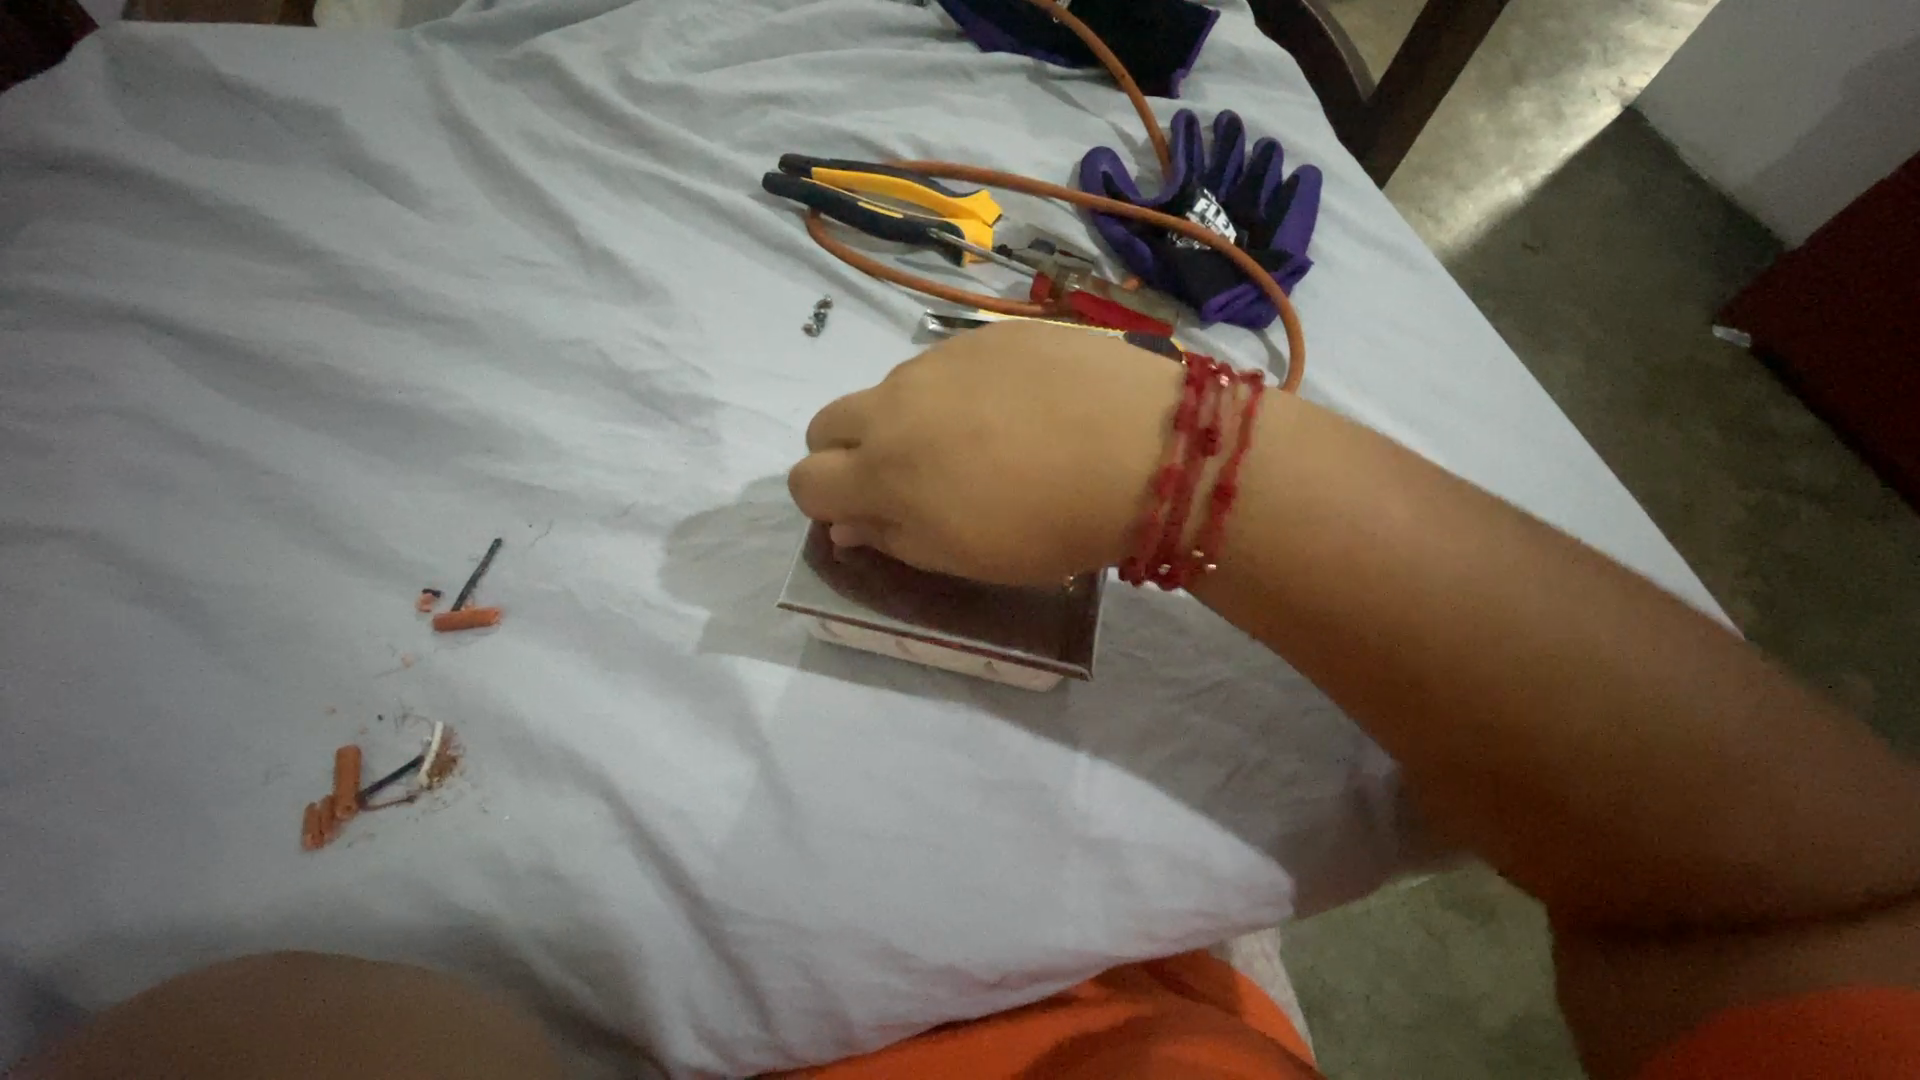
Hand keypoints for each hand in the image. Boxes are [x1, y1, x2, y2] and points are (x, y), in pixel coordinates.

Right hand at [788, 321, 1182, 585]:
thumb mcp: (965, 556)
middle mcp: (895, 403)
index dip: (823, 503)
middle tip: (906, 478)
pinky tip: (1020, 409)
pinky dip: (960, 390)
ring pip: (891, 390)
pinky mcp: (988, 333)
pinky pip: (948, 363)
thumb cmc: (1049, 524)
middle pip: (828, 423)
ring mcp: (941, 360)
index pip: (805, 481)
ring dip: (908, 418)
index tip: (863, 515)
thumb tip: (847, 524)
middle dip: (845, 453)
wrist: (1143, 447)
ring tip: (982, 442)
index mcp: (882, 469)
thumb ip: (893, 539)